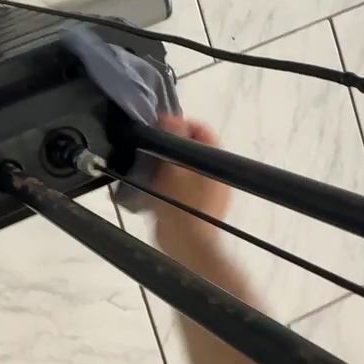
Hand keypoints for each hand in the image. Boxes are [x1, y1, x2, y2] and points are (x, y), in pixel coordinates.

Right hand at [149, 115, 233, 254]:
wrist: (186, 246)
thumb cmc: (180, 205)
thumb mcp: (172, 168)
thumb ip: (172, 140)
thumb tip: (169, 117)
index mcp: (214, 163)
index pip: (202, 130)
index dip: (180, 124)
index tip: (158, 130)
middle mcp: (216, 174)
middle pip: (192, 148)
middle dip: (170, 144)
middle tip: (150, 149)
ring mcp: (208, 191)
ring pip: (185, 165)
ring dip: (167, 163)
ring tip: (148, 167)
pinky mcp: (196, 205)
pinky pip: (182, 183)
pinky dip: (168, 180)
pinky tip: (153, 187)